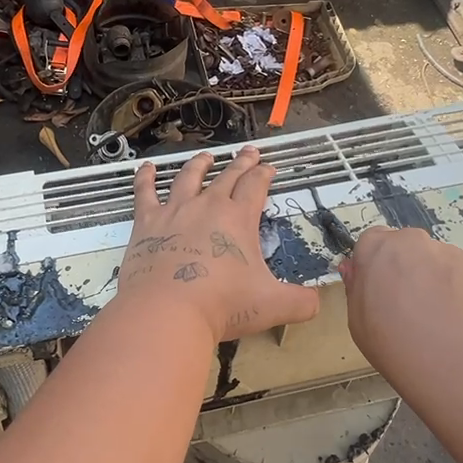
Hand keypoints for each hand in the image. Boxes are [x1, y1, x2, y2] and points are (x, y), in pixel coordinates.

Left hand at [115, 146, 320, 343]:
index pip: (255, 186)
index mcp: (238, 218)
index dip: (264, 174)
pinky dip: (145, 178)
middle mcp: (207, 205)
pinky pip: (145, 192)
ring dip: (199, 165)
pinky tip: (146, 168)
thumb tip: (317, 302)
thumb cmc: (223, 305)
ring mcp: (175, 210)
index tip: (269, 168)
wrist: (168, 309)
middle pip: (227, 176)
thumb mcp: (273, 306)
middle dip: (241, 163)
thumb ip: (300, 302)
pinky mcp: (147, 222)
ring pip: (189, 177)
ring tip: (205, 157)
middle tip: (248, 153)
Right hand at [338, 226, 462, 379]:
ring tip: (449, 326)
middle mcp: (416, 242)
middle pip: (408, 249)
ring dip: (440, 284)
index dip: (377, 268)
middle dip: (410, 272)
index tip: (383, 295)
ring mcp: (455, 253)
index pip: (372, 243)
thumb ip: (356, 290)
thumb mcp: (360, 328)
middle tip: (415, 312)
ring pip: (441, 264)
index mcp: (379, 250)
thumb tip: (357, 270)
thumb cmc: (402, 353)